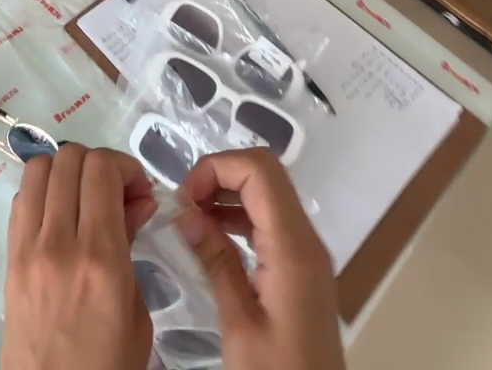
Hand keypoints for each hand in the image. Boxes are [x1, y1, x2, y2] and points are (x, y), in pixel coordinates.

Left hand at [3, 144, 159, 369]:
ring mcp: (26, 249)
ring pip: (38, 169)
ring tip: (87, 196)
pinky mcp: (8, 259)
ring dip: (68, 170)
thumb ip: (132, 245)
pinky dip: (44, 191)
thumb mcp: (136, 312)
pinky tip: (62, 215)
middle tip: (117, 192)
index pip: (101, 169)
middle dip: (100, 163)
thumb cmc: (108, 367)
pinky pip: (21, 199)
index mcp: (99, 258)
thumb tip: (137, 200)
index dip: (125, 166)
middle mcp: (58, 243)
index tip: (139, 190)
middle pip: (69, 158)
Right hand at [176, 148, 343, 369]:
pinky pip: (272, 218)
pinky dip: (240, 214)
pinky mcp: (302, 266)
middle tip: (186, 205)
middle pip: (265, 172)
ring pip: (269, 191)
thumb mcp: (239, 324)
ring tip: (191, 219)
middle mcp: (306, 238)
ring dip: (228, 192)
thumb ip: (215, 261)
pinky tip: (212, 236)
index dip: (216, 169)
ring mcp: (308, 251)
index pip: (258, 171)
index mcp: (293, 248)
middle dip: (220, 174)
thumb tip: (185, 212)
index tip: (183, 199)